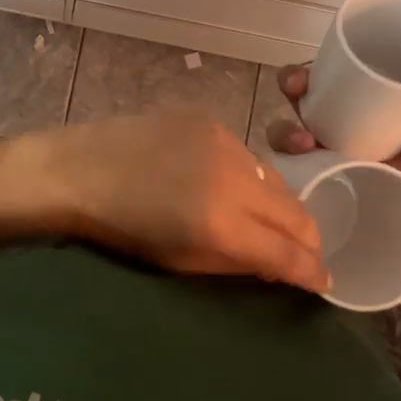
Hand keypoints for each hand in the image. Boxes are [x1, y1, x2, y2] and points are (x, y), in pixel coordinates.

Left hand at [33, 109, 330, 294]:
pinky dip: (246, 174)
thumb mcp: (181, 262)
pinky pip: (245, 153)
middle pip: (297, 212)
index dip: (313, 271)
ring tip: (264, 219)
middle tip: (302, 253)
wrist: (77, 172)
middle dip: (307, 238)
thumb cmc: (120, 230)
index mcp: (223, 226)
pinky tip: (225, 184)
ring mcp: (221, 142)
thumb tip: (280, 266)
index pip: (291, 252)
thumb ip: (239, 264)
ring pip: (276, 178)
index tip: (323, 281)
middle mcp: (233, 179)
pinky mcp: (207, 118)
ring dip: (277, 204)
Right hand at [265, 65, 400, 208]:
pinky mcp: (290, 189)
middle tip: (296, 88)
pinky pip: (270, 169)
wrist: (383, 264)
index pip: (332, 90)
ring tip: (302, 142)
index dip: (320, 72)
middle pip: (300, 101)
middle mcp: (325, 140)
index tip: (318, 68)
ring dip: (285, 127)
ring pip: (281, 130)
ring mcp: (304, 165)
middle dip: (292, 84)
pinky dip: (272, 162)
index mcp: (356, 129)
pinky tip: (288, 165)